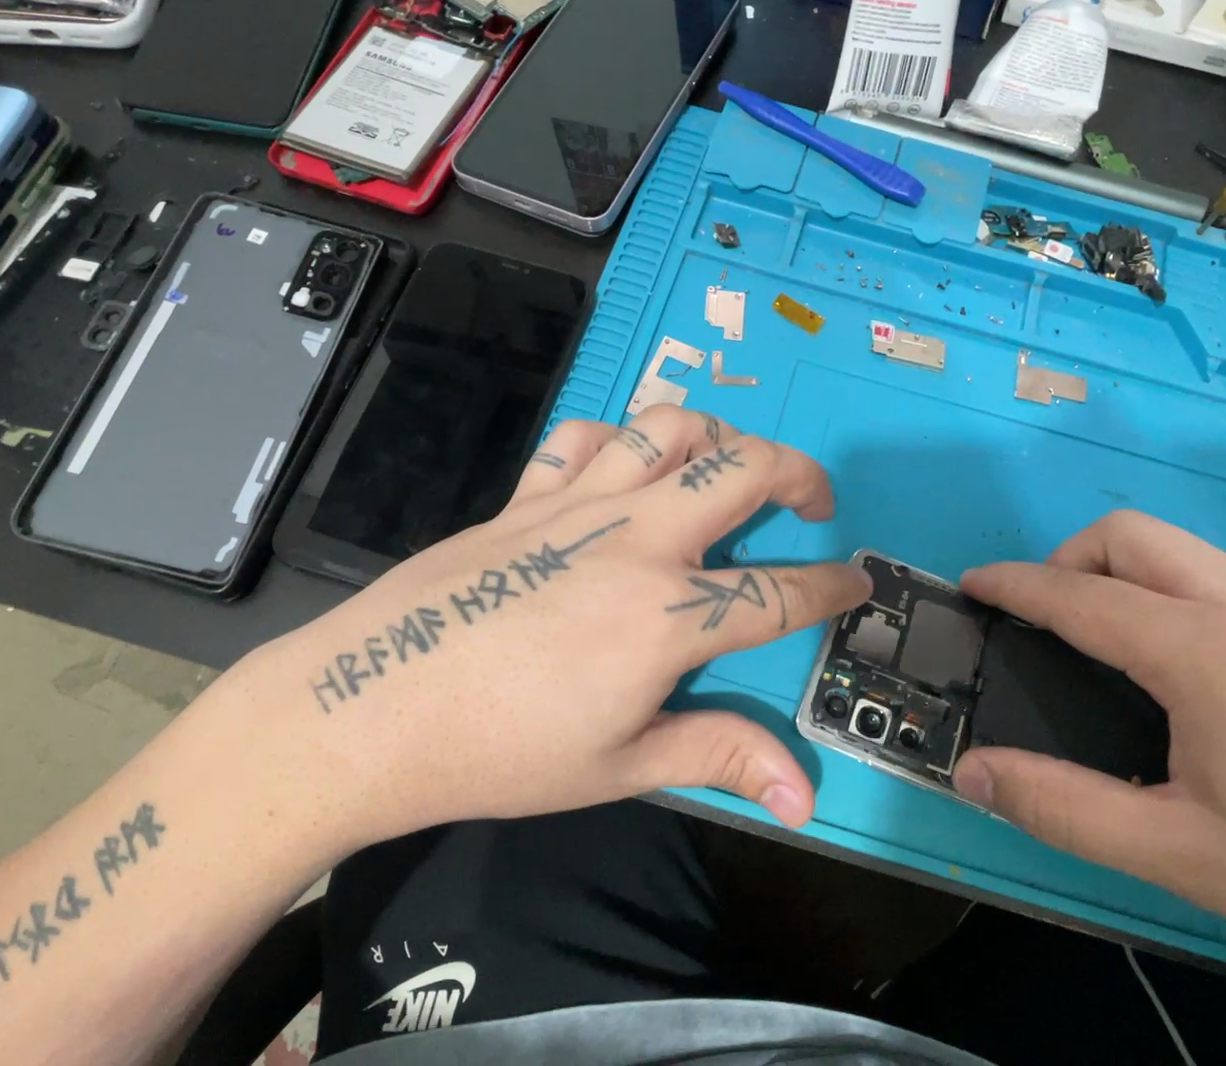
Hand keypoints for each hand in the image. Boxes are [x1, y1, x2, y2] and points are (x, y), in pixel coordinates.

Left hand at [234, 405, 869, 846]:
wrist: (369, 712)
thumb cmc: (501, 753)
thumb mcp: (621, 767)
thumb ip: (719, 757)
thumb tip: (802, 796)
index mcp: (667, 618)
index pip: (780, 592)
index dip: (831, 586)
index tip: (855, 582)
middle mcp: (635, 542)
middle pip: (744, 469)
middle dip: (800, 475)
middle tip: (814, 503)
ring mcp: (577, 507)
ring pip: (669, 427)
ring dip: (718, 436)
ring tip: (729, 468)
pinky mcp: (525, 497)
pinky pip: (585, 437)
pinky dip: (620, 440)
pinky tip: (626, 469)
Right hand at [951, 511, 1225, 1064]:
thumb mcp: (1179, 855)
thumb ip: (1059, 807)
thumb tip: (970, 772)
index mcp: (1206, 652)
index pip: (1079, 594)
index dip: (1013, 585)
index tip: (971, 585)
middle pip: (1132, 536)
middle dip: (1066, 560)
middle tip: (1041, 622)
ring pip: (1189, 552)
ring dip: (1124, 573)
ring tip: (1107, 644)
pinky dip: (1179, 592)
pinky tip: (1194, 670)